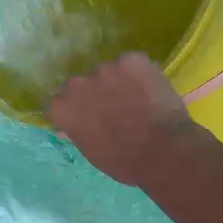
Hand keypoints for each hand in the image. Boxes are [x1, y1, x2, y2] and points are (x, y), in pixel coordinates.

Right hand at [46, 52, 201, 187]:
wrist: (164, 152)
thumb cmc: (123, 162)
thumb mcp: (90, 151)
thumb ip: (77, 131)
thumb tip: (68, 127)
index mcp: (62, 107)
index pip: (58, 103)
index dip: (74, 110)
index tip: (86, 119)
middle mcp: (77, 83)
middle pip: (80, 84)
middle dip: (92, 93)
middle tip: (111, 108)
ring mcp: (105, 69)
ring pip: (107, 72)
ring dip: (116, 82)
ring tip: (136, 99)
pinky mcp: (132, 60)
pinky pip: (131, 63)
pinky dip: (138, 74)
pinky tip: (150, 90)